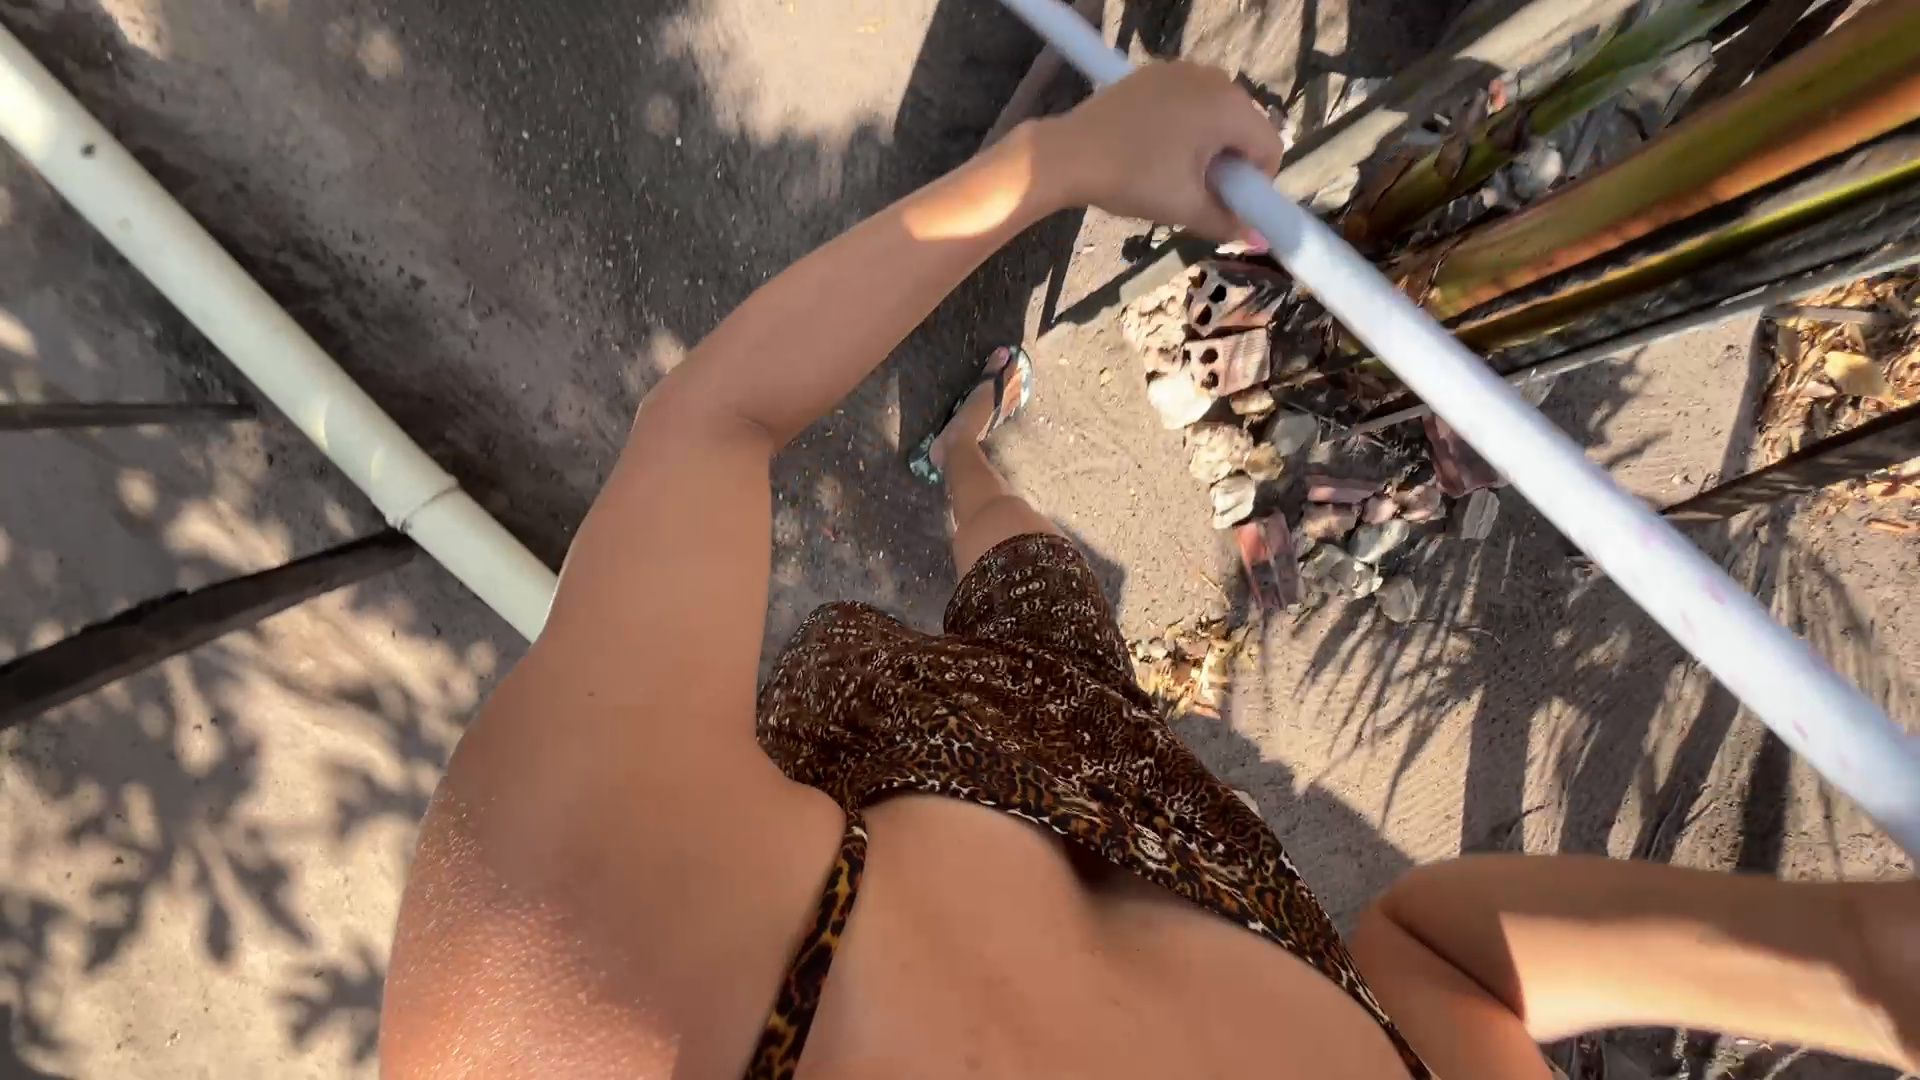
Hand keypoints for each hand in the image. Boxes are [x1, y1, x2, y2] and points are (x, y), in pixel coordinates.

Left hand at [1040, 62, 1284, 241]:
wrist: (1069, 154)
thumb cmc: (1133, 180)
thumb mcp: (1183, 208)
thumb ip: (1225, 223)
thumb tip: (1255, 241)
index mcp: (1230, 108)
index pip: (1270, 149)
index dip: (1255, 187)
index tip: (1226, 207)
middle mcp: (1215, 79)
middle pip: (1244, 130)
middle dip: (1229, 167)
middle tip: (1195, 195)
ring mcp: (1183, 71)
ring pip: (1214, 117)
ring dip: (1205, 150)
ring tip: (1171, 177)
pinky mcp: (1155, 75)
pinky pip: (1187, 105)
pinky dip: (1182, 130)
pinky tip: (1153, 153)